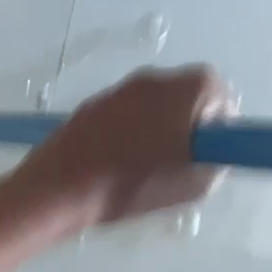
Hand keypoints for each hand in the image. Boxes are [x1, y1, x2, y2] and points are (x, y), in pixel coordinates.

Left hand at [12, 64, 235, 228]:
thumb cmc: (128, 185)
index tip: (196, 159)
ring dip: (144, 135)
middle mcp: (153, 77)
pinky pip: (111, 123)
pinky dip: (114, 139)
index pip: (220, 105)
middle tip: (165, 167)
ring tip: (128, 171)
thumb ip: (215, 164)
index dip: (212, 135)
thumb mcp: (193, 184)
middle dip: (178, 131)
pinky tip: (103, 167)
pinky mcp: (80, 111)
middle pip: (180, 104)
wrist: (51, 194)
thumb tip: (207, 160)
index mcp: (192, 84)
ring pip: (143, 113)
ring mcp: (112, 92)